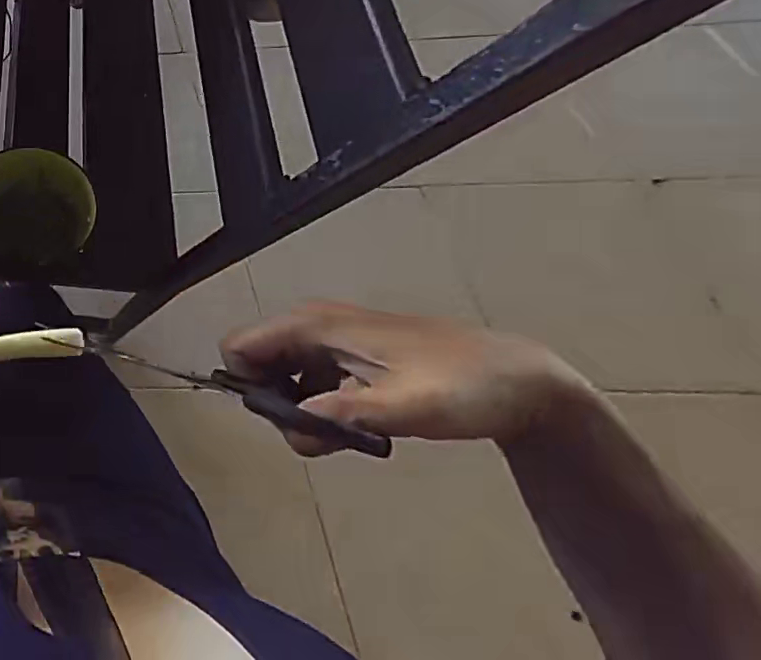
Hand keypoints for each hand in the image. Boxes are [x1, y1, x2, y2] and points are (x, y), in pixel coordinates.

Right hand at [220, 300, 594, 455]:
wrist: (521, 378)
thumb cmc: (463, 386)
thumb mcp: (406, 408)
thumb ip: (343, 414)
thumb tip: (291, 425)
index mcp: (315, 325)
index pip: (239, 345)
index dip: (247, 385)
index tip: (285, 418)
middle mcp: (312, 324)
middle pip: (256, 362)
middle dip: (275, 404)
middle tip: (323, 436)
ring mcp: (330, 338)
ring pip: (280, 373)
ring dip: (298, 409)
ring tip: (346, 435)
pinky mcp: (347, 354)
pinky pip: (307, 378)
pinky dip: (318, 404)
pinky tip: (355, 424)